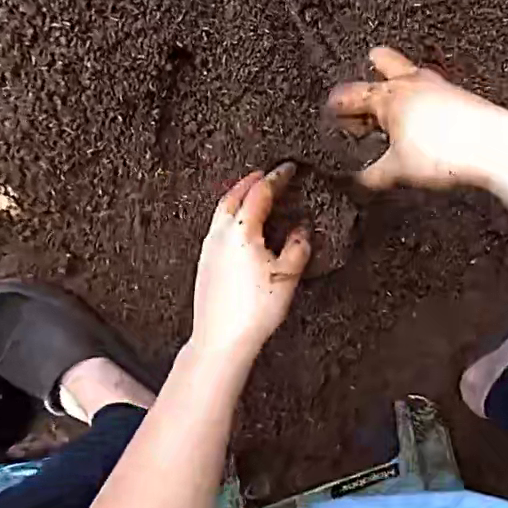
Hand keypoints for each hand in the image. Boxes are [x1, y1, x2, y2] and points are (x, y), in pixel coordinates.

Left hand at [190, 165, 310, 361]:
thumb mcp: (287, 276)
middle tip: (266, 175)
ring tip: (252, 194)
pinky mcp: (205, 263)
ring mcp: (209, 248)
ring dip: (238, 196)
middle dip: (251, 181)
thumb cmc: (254, 310)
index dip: (276, 178)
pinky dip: (230, 215)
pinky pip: (217, 227)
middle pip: (234, 195)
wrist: (220, 339)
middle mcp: (221, 234)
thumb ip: (297, 247)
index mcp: (242, 231)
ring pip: (222, 210)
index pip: (260, 193)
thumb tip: (301, 230)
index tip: (288, 169)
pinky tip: (239, 227)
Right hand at [326, 47, 507, 190]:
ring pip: (411, 74)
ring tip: (395, 107)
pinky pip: (433, 91)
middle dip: (372, 69)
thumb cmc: (444, 151)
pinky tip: (426, 120)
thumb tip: (359, 180)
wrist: (495, 146)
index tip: (332, 110)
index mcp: (388, 96)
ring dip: (399, 86)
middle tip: (367, 85)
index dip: (338, 104)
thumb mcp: (398, 170)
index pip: (351, 94)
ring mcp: (438, 86)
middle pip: (384, 62)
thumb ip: (373, 174)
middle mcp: (412, 83)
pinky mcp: (460, 96)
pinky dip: (422, 101)